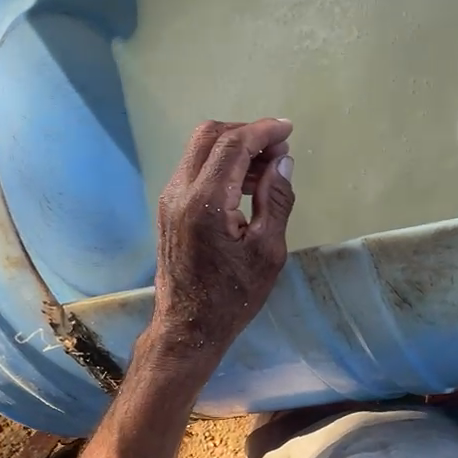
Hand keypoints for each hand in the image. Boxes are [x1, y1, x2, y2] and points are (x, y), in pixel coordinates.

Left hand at [143, 119, 295, 374]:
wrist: (188, 328)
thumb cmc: (233, 295)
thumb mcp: (268, 251)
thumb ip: (276, 200)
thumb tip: (282, 161)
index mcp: (205, 203)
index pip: (233, 145)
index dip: (263, 131)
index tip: (288, 130)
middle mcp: (180, 192)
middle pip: (210, 136)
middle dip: (247, 133)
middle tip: (278, 150)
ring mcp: (169, 199)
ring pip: (200, 149)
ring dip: (235, 148)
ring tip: (268, 170)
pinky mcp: (169, 208)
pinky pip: (196, 168)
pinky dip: (222, 164)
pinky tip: (246, 186)